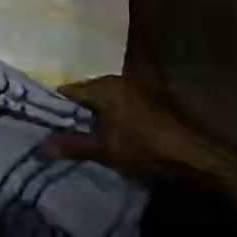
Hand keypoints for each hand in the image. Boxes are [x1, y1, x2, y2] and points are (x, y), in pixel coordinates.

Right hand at [49, 75, 236, 206]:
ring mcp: (139, 88)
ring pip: (105, 101)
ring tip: (83, 138)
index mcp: (104, 86)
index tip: (42, 125)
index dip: (54, 109)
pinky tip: (110, 136)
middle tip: (59, 135)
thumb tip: (39, 148)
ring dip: (94, 117)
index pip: (68, 92)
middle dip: (74, 114)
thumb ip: (72, 146)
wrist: (197, 156)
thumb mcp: (105, 150)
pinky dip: (112, 118)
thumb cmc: (146, 149)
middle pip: (86, 94)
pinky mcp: (152, 100)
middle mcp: (120, 79)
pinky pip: (121, 106)